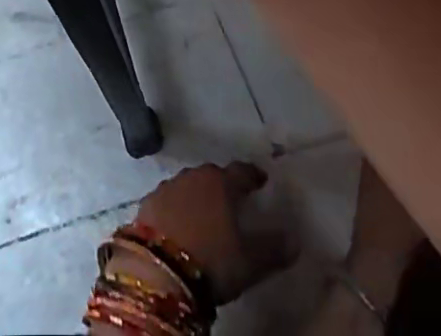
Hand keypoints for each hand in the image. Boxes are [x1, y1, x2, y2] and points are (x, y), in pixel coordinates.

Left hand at [135, 162, 293, 304]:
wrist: (158, 268)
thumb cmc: (213, 260)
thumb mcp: (252, 260)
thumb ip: (275, 248)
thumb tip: (294, 238)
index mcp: (219, 183)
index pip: (240, 171)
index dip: (252, 175)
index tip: (261, 179)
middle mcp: (191, 177)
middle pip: (211, 175)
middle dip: (223, 183)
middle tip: (235, 196)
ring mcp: (165, 188)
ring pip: (188, 184)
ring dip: (198, 194)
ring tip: (209, 210)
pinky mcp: (147, 203)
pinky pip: (169, 199)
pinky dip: (179, 206)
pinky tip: (182, 221)